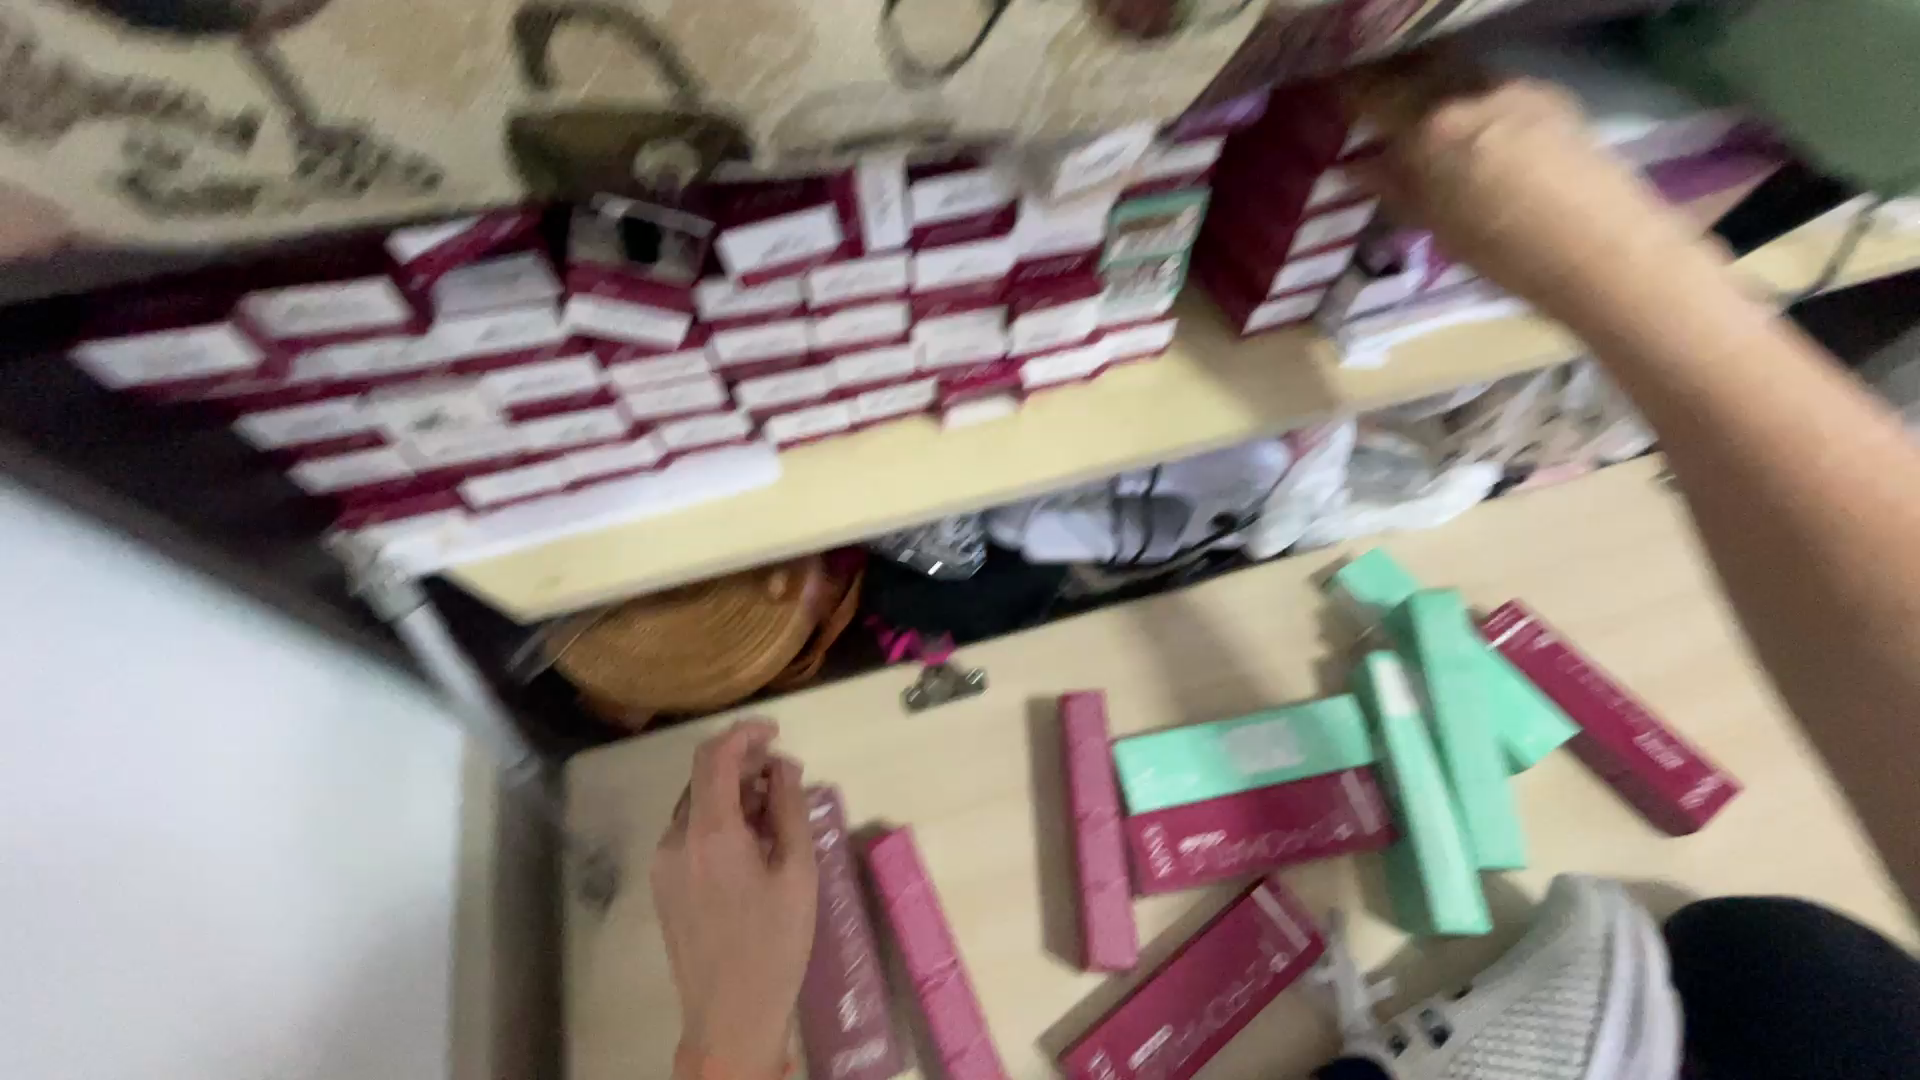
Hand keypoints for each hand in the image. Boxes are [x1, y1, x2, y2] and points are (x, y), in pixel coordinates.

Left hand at [652, 719, 817, 1079]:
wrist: (730, 1017)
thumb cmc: (775, 943)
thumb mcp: (797, 870)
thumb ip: (790, 807)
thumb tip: (783, 765)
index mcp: (710, 833)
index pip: (715, 756)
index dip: (745, 733)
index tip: (776, 731)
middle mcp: (676, 840)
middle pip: (705, 778)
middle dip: (745, 766)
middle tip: (786, 780)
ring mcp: (663, 864)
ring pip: (697, 804)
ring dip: (733, 794)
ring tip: (773, 816)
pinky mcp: (663, 884)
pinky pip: (690, 832)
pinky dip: (720, 820)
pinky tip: (749, 844)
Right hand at [1346, 54, 1710, 321]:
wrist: (1598, 247)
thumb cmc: (1499, 250)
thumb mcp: (1432, 224)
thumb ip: (1393, 186)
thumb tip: (1355, 166)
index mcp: (1431, 127)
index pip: (1375, 91)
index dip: (1350, 89)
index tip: (1331, 91)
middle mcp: (1472, 92)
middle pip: (1419, 67)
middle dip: (1391, 78)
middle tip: (1370, 99)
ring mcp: (1515, 89)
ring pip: (1457, 75)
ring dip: (1431, 88)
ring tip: (1415, 116)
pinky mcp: (1550, 97)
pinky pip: (1491, 89)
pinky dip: (1467, 102)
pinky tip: (1466, 131)